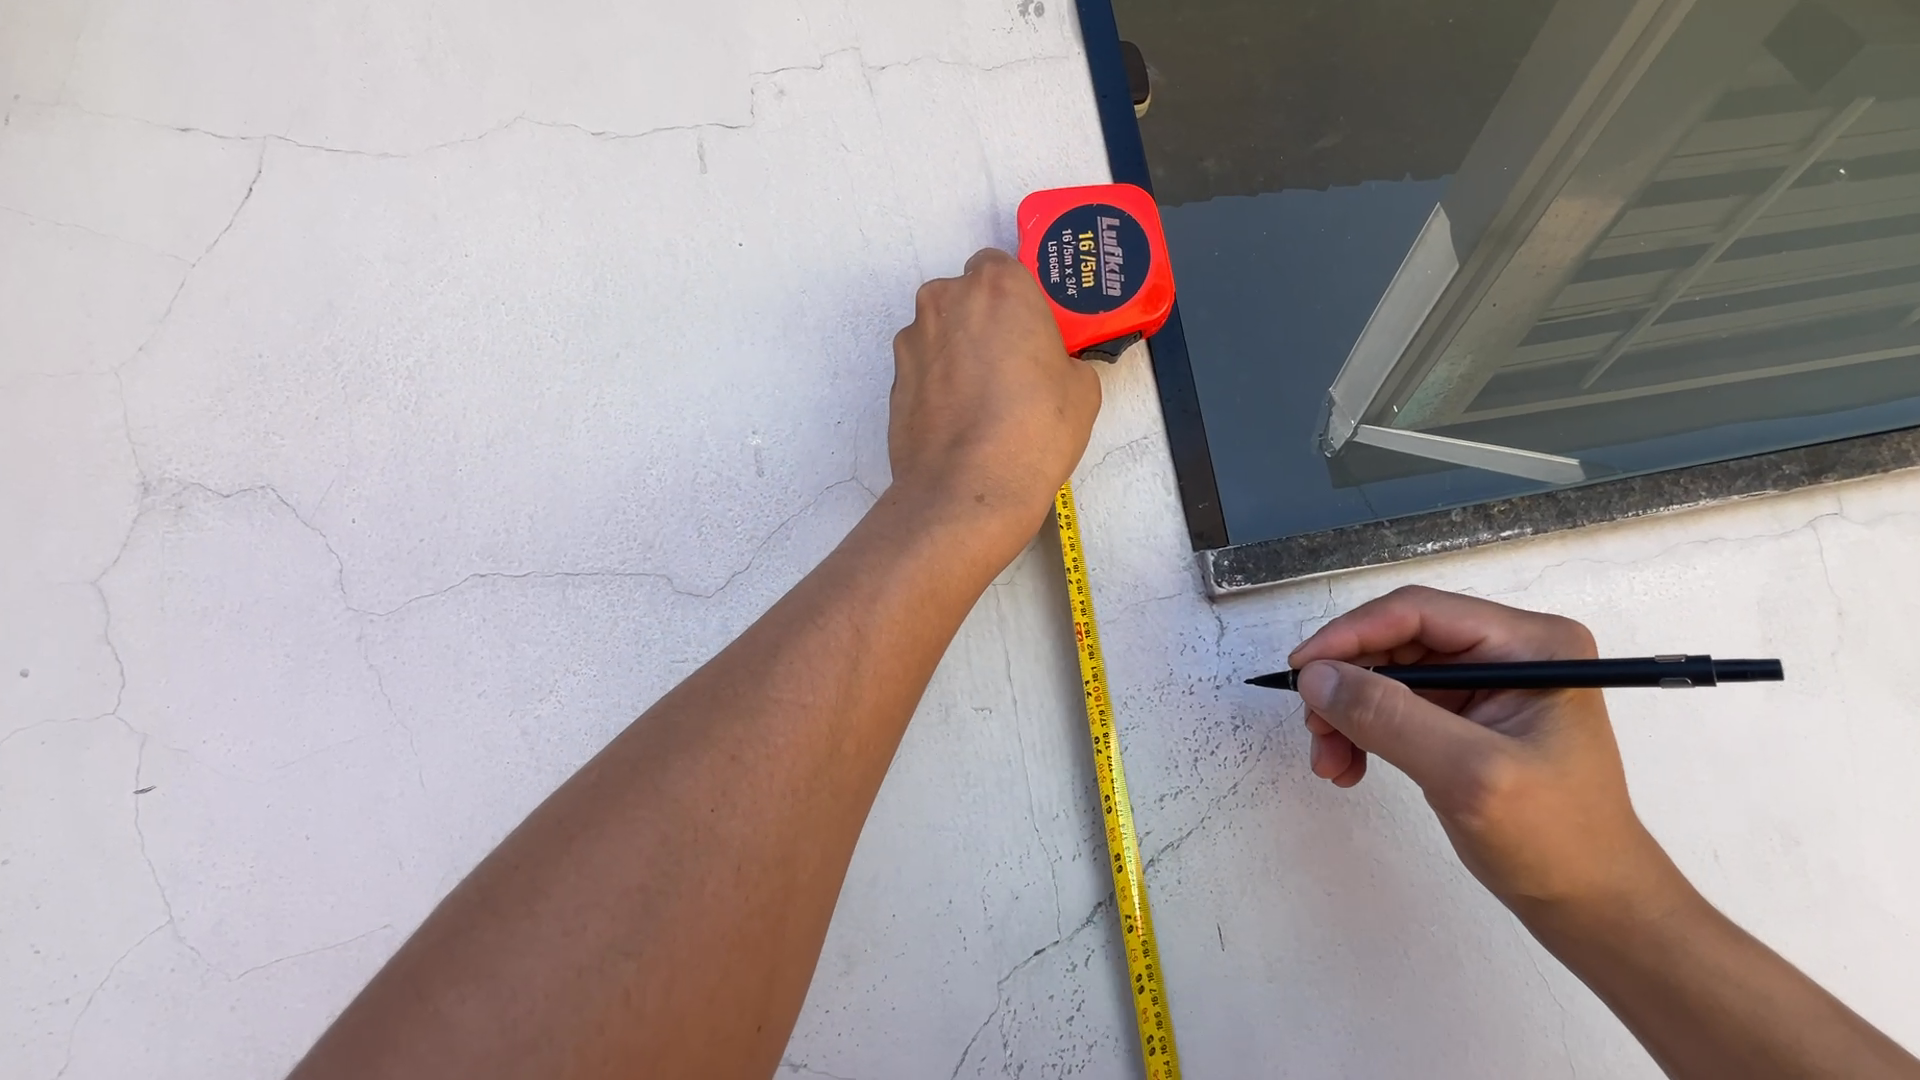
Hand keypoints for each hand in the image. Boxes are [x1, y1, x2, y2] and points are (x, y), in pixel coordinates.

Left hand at [886, 249, 1101, 548]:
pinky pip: (924, 370)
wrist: (968, 488)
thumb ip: (1062, 357)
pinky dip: (939, 385)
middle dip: (986, 322)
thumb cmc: (1032, 430)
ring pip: (941, 333)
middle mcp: (945, 301)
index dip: (1019, 297)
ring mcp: (912, 341)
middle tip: (1014, 365)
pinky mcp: (894, 381)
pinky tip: (962, 421)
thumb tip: (1052, 369)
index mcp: (997, 285)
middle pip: (966, 297)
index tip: (1033, 328)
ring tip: (986, 401)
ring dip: (959, 353)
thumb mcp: (1082, 387)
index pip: (1002, 265)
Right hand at [1289, 586, 1683, 917]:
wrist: (1592, 907)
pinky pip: (1390, 705)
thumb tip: (1313, 676)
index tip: (1300, 671)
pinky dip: (1360, 732)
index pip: (1416, 612)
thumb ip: (1388, 718)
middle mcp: (1506, 651)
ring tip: (1330, 762)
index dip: (1349, 635)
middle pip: (1393, 642)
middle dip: (1346, 684)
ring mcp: (1483, 683)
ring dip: (1346, 714)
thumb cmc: (1555, 841)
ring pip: (1383, 674)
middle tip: (1314, 731)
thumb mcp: (1467, 775)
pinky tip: (1348, 766)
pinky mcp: (1461, 714)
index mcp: (1531, 645)